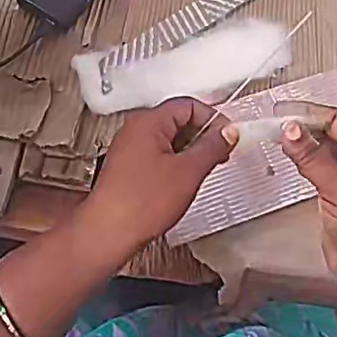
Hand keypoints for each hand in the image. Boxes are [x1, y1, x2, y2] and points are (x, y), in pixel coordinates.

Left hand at [80, 98, 235, 251]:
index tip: (227, 136)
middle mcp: (135, 129)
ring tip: (203, 170)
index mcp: (148, 122)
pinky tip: (184, 180)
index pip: (188, 105)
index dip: (212, 119)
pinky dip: (175, 161)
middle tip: (219, 153)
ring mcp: (129, 147)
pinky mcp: (128, 166)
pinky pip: (157, 153)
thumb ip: (212, 147)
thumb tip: (227, 132)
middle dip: (202, 135)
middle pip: (178, 119)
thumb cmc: (139, 203)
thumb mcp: (189, 171)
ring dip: (190, 150)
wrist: (109, 231)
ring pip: (168, 138)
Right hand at [277, 107, 336, 307]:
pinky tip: (290, 160)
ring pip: (322, 154)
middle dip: (303, 126)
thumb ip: (312, 157)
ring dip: (301, 145)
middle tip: (275, 122)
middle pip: (330, 134)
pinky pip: (317, 173)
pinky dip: (302, 164)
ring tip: (277, 136)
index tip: (283, 111)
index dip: (310, 113)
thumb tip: (291, 130)